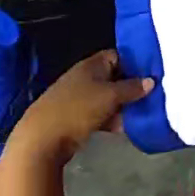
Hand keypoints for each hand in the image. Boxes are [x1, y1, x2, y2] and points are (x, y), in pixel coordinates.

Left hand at [6, 50, 152, 166]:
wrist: (41, 139)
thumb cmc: (77, 109)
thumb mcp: (109, 96)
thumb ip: (131, 88)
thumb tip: (151, 80)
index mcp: (91, 66)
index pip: (117, 56)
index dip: (134, 62)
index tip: (153, 72)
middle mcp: (85, 78)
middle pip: (114, 78)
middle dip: (132, 87)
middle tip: (153, 95)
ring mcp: (79, 98)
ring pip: (108, 98)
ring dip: (123, 106)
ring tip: (144, 113)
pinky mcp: (76, 117)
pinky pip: (100, 114)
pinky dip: (112, 119)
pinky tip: (125, 129)